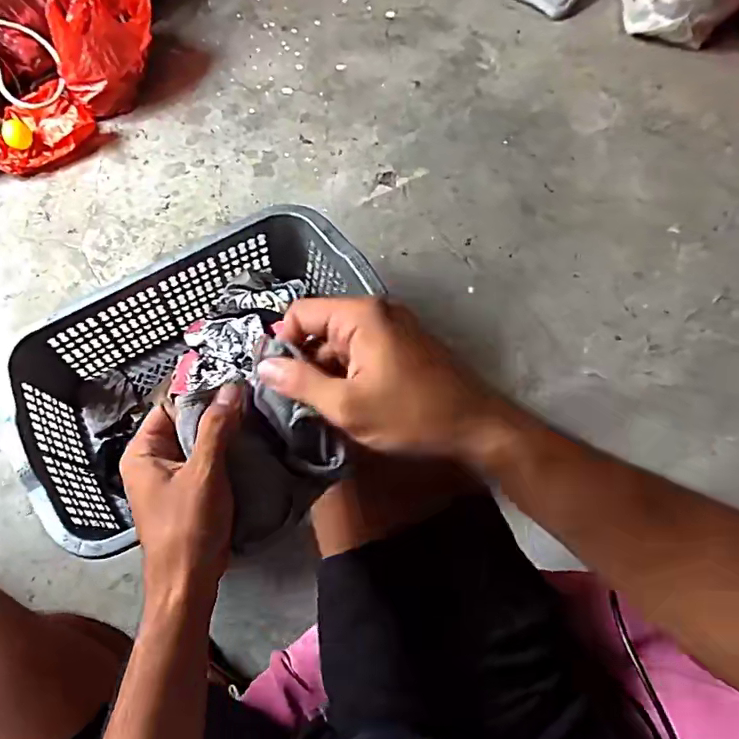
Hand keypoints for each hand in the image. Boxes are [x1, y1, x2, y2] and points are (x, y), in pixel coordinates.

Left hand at [120, 383, 244, 600]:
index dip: (198, 391)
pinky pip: (204, 465)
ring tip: (254, 417)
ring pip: (196, 445)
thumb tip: (232, 388)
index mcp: (141, 452)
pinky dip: (223, 456)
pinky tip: (248, 447)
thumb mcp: (204, 473)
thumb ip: (216, 428)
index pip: (168, 405)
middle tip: (249, 397)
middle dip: (214, 412)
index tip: (232, 378)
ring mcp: (168, 480)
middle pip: (183, 424)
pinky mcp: (186, 496)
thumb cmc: (188, 527)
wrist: (188, 583)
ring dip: (222, 435)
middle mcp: (149, 462)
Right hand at [257, 298, 519, 465]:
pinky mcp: (404, 346)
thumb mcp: (347, 406)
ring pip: (339, 344)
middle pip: (319, 327)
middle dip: (305, 361)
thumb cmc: (411, 416)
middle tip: (300, 401)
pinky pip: (361, 352)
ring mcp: (394, 327)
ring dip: (327, 372)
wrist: (476, 427)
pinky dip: (349, 374)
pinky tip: (352, 404)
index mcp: (361, 316)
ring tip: (327, 408)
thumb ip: (300, 383)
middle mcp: (377, 311)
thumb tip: (262, 366)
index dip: (282, 344)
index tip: (278, 380)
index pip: (299, 312)